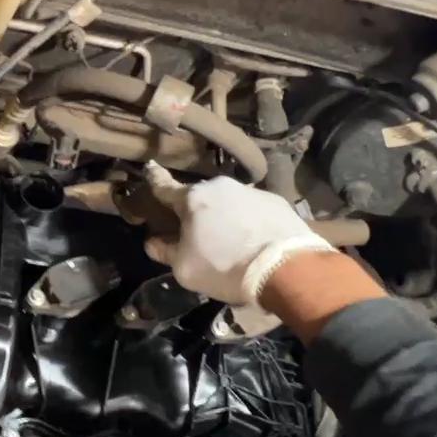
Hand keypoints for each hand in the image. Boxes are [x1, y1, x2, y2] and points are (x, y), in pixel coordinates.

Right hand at [143, 163, 338, 306]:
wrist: (286, 269)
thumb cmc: (225, 267)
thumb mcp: (184, 268)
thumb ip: (165, 251)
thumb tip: (153, 242)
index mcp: (192, 199)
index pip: (165, 186)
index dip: (154, 179)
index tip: (150, 167)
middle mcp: (220, 186)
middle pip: (199, 197)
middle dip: (195, 210)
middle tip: (197, 232)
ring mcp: (251, 191)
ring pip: (228, 202)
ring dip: (224, 216)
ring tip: (232, 242)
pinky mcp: (276, 201)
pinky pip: (253, 209)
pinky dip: (248, 221)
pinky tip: (255, 241)